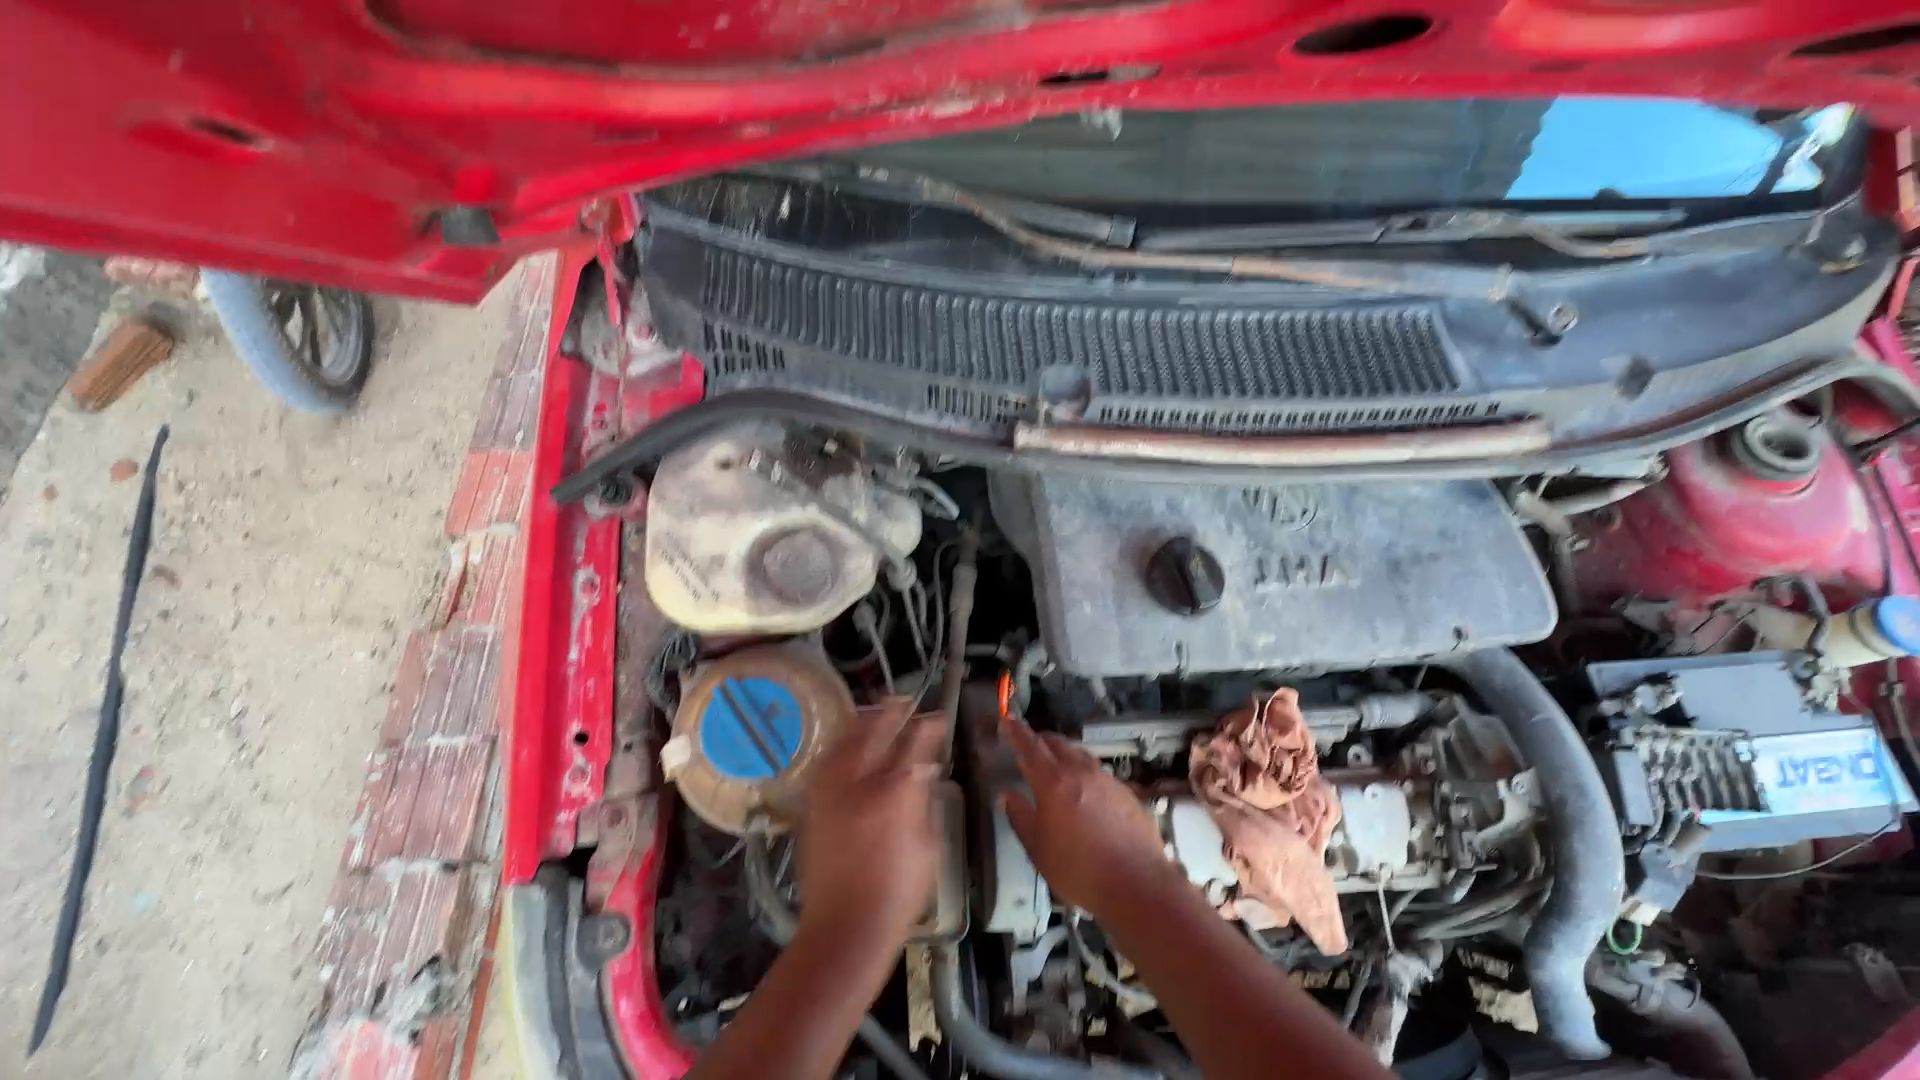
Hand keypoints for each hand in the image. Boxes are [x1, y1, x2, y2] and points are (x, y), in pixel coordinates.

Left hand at [795, 706, 943, 950]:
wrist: (845, 926)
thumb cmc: (898, 892)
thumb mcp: (929, 845)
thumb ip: (925, 802)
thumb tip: (924, 773)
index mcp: (895, 793)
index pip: (915, 744)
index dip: (929, 727)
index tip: (937, 719)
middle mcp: (859, 782)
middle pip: (876, 731)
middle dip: (893, 712)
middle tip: (906, 703)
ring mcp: (830, 791)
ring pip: (845, 740)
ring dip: (864, 721)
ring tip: (876, 712)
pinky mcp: (812, 804)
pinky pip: (827, 760)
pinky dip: (841, 744)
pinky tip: (849, 742)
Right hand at [999, 712, 1180, 922]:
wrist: (1137, 882)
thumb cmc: (1078, 869)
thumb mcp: (1038, 849)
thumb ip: (1020, 817)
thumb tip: (1007, 795)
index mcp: (1053, 782)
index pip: (1030, 747)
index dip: (1016, 732)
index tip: (1007, 720)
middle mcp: (1081, 771)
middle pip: (1058, 744)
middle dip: (1041, 741)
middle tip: (1030, 747)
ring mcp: (1108, 780)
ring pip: (1081, 755)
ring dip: (1065, 755)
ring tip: (1057, 768)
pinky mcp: (1127, 792)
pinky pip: (1100, 773)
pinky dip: (1086, 774)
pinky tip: (1086, 794)